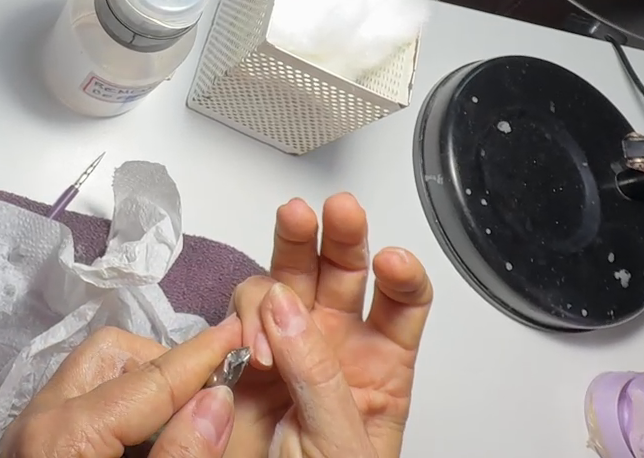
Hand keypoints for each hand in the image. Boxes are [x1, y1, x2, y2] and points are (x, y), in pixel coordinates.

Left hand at [0, 318, 242, 457]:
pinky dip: (115, 405)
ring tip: (175, 419)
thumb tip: (217, 399)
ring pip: (92, 372)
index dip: (201, 354)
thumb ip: (179, 456)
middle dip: (163, 364)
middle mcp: (37, 418)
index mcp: (65, 434)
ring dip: (138, 382)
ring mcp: (24, 432)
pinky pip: (77, 401)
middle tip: (204, 397)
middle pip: (112, 353)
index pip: (150, 377)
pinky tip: (139, 439)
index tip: (237, 332)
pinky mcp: (24, 449)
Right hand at [227, 195, 433, 457]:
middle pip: (345, 269)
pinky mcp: (242, 344)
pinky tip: (250, 338)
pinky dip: (246, 309)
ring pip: (292, 271)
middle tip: (339, 210)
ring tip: (289, 243)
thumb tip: (288, 305)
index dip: (402, 274)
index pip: (402, 304)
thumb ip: (320, 378)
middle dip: (342, 233)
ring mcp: (285, 337)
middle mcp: (334, 342)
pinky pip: (244, 304)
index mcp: (380, 368)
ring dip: (292, 243)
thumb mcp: (342, 448)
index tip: (392, 261)